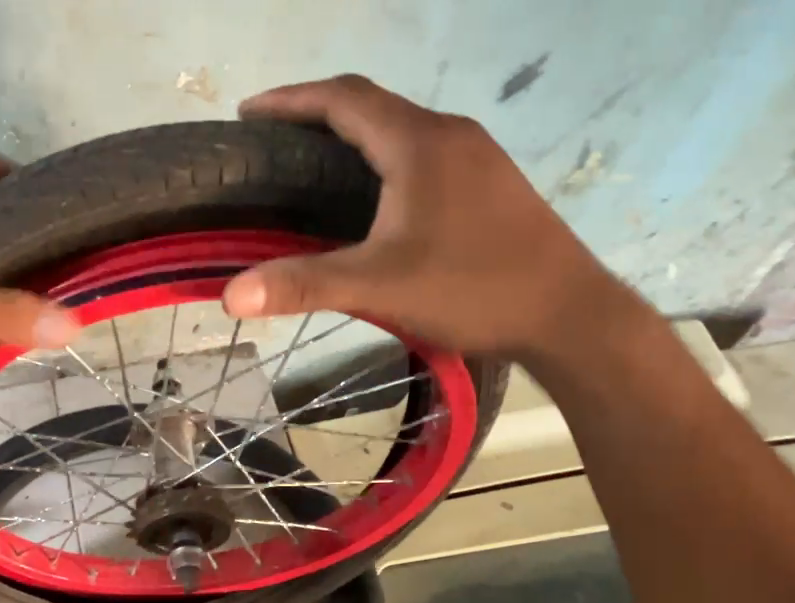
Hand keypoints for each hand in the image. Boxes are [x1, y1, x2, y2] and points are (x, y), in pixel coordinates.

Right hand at [222, 76, 653, 362]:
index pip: (344, 98)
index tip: (247, 113)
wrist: (566, 312)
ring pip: (398, 128)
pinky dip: (378, 159)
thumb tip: (229, 297)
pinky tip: (366, 198)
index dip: (291, 100)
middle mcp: (449, 134)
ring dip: (349, 135)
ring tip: (306, 166)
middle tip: (269, 142)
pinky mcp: (487, 184)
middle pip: (372, 105)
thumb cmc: (471, 287)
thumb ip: (302, 286)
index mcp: (418, 143)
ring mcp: (475, 157)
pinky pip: (419, 153)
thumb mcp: (377, 286)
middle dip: (314, 114)